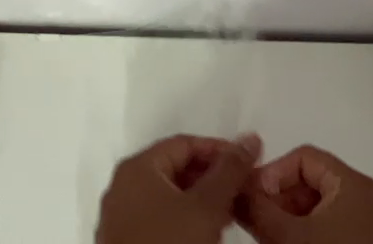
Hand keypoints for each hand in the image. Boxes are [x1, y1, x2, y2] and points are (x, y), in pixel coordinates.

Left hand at [97, 132, 262, 243]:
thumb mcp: (206, 208)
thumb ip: (229, 171)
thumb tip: (250, 138)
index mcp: (137, 167)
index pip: (185, 144)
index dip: (219, 150)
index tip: (248, 164)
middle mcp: (124, 186)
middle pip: (176, 169)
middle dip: (212, 178)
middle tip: (242, 191)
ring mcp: (122, 216)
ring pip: (170, 196)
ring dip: (201, 202)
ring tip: (230, 214)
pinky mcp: (127, 241)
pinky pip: (160, 218)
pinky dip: (185, 220)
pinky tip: (206, 234)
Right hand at [239, 145, 372, 243]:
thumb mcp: (284, 237)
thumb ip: (255, 206)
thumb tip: (233, 187)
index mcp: (355, 185)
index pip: (304, 157)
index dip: (273, 174)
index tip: (254, 199)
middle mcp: (370, 200)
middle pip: (313, 182)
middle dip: (280, 200)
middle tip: (258, 222)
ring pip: (322, 208)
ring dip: (291, 219)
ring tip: (271, 239)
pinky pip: (334, 228)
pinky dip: (310, 235)